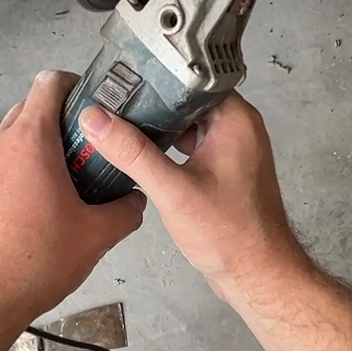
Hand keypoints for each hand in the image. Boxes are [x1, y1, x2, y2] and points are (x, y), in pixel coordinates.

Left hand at [0, 71, 145, 324]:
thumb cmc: (38, 259)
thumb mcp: (97, 235)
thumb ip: (125, 210)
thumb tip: (136, 200)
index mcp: (32, 140)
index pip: (50, 82)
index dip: (77, 85)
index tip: (98, 108)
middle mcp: (1, 144)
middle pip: (32, 105)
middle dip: (63, 118)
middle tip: (92, 145)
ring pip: (14, 135)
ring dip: (41, 143)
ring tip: (69, 175)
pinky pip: (2, 162)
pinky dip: (22, 167)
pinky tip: (41, 202)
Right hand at [77, 92, 306, 301]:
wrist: (256, 275)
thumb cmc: (228, 233)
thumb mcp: (172, 189)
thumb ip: (132, 152)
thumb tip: (95, 119)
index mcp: (235, 119)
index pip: (191, 77)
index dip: (155, 75)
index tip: (119, 77)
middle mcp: (238, 127)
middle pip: (186, 99)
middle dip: (150, 102)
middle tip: (110, 102)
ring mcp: (233, 149)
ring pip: (187, 124)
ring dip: (157, 127)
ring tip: (118, 125)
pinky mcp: (224, 170)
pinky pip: (192, 146)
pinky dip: (168, 148)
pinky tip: (140, 155)